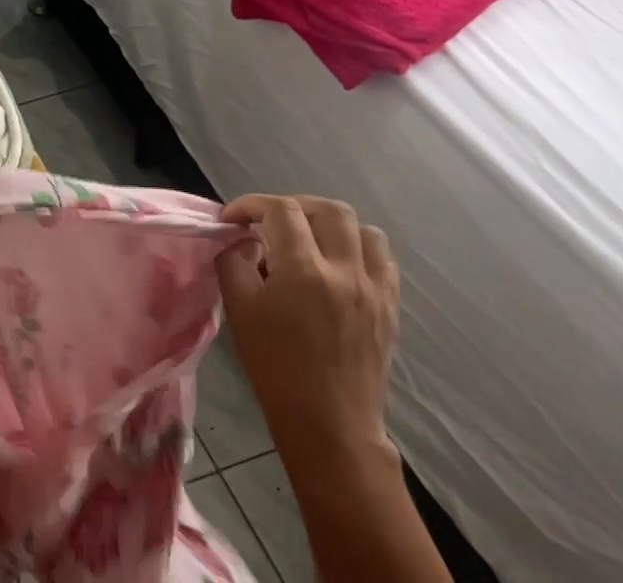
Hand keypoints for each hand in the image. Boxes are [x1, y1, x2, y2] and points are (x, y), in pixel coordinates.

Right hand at [216, 195, 400, 464]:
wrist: (327, 417)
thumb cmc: (274, 364)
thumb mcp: (238, 308)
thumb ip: (235, 262)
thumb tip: (244, 241)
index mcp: (304, 270)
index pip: (281, 211)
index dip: (251, 205)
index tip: (231, 220)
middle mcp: (346, 270)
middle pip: (329, 210)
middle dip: (294, 206)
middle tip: (268, 222)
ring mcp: (376, 287)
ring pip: (364, 230)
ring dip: (330, 225)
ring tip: (306, 240)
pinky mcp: (391, 304)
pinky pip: (382, 258)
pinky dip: (356, 248)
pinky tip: (334, 266)